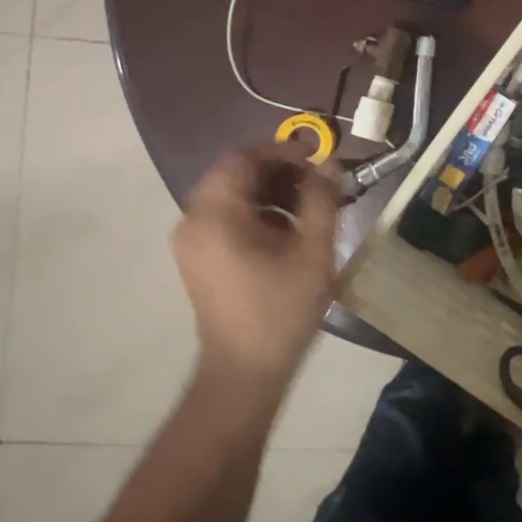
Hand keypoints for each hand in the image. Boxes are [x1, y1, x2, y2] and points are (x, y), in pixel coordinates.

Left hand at [171, 146, 340, 378]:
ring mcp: (191, 242)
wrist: (245, 371)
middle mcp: (193, 221)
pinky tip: (290, 231)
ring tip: (311, 206)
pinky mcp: (198, 259)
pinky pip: (226, 218)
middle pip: (234, 174)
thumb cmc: (280, 309)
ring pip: (231, 196)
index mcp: (215, 214)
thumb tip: (330, 165)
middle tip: (319, 181)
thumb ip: (322, 200)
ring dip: (270, 191)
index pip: (242, 158)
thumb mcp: (313, 251)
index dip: (282, 150)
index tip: (318, 157)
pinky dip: (257, 212)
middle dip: (279, 171)